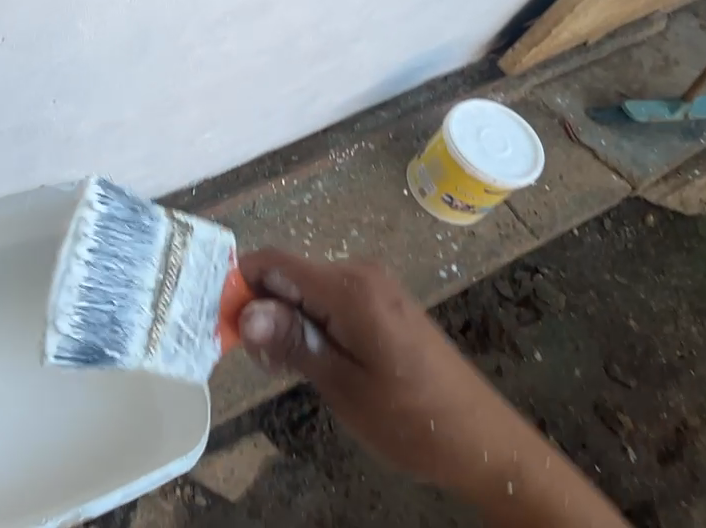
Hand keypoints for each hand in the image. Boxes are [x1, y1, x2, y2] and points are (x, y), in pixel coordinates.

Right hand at [235, 249, 624, 527]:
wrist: (484, 443)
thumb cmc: (412, 420)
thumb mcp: (343, 386)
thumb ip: (292, 341)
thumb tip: (244, 310)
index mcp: (349, 287)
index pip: (272, 262)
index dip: (238, 284)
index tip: (220, 322)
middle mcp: (359, 272)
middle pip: (286, 273)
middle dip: (261, 308)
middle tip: (260, 361)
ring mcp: (372, 285)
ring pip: (304, 287)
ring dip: (284, 319)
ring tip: (288, 368)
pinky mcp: (379, 301)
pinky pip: (326, 297)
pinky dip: (308, 321)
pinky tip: (315, 359)